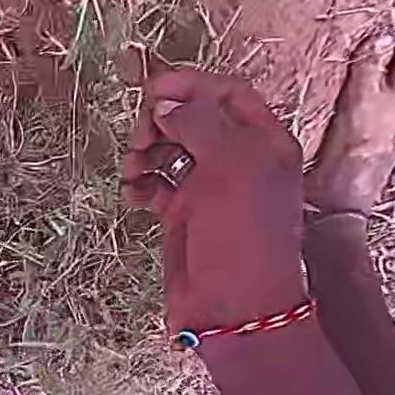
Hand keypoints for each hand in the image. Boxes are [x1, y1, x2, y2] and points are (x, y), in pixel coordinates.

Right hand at [122, 70, 306, 335]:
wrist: (231, 307)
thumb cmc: (242, 236)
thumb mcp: (230, 170)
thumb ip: (199, 126)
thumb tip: (164, 102)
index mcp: (261, 142)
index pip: (226, 94)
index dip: (190, 86)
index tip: (151, 89)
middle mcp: (235, 160)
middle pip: (192, 119)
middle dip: (160, 122)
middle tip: (139, 138)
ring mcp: (207, 188)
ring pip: (169, 150)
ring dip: (145, 152)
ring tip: (132, 170)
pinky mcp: (182, 214)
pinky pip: (156, 185)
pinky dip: (140, 184)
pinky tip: (133, 195)